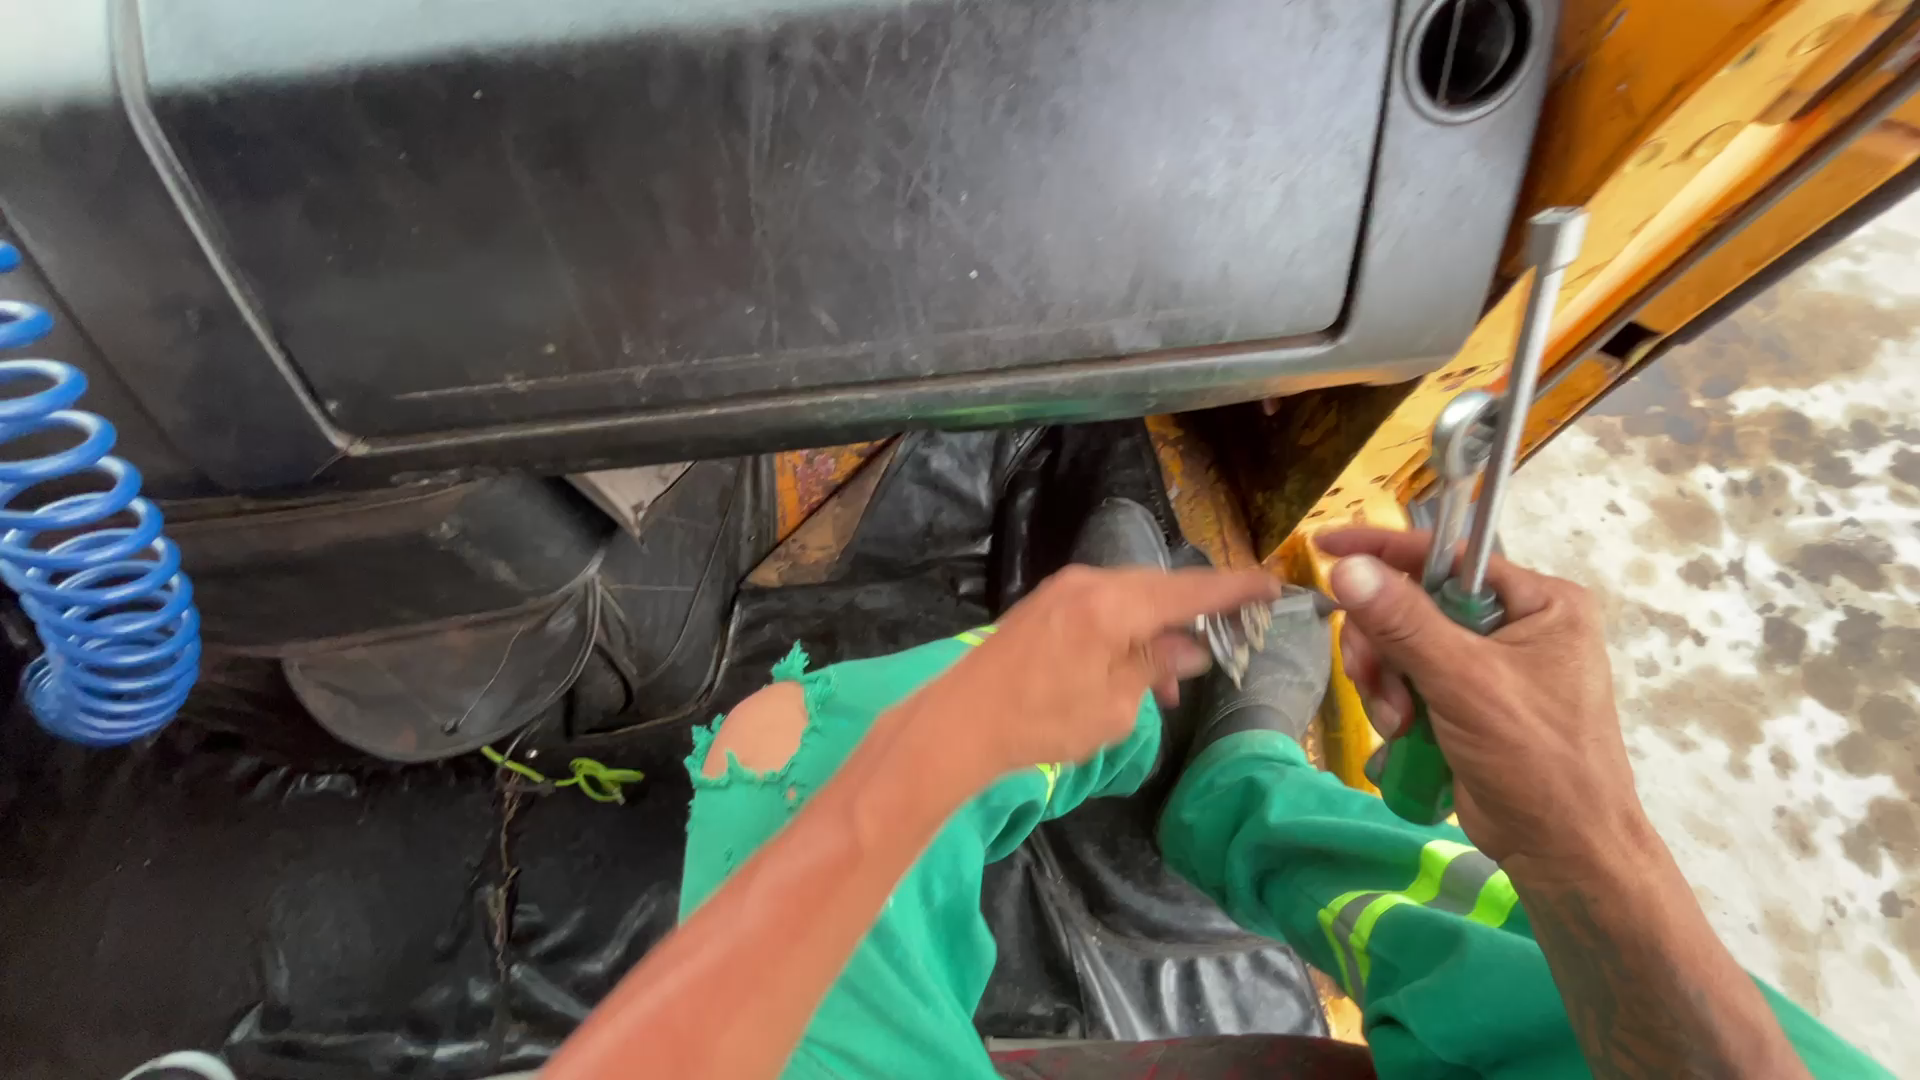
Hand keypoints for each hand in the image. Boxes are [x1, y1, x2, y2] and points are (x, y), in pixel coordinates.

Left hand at [906, 564, 1281, 781]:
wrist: (961, 720)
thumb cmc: (1041, 722)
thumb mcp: (1114, 707)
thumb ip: (1156, 668)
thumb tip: (1189, 648)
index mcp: (1113, 604)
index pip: (1191, 589)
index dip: (1236, 588)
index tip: (1273, 585)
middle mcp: (1089, 583)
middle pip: (1161, 588)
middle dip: (1196, 612)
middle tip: (1229, 635)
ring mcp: (1063, 590)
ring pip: (1131, 598)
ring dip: (1158, 628)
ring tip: (1176, 675)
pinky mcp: (1045, 604)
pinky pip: (1103, 607)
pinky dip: (1126, 630)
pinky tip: (1134, 667)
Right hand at [1316, 528, 1650, 873]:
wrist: (1560, 851)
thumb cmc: (1536, 760)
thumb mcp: (1465, 682)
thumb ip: (1403, 623)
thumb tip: (1344, 568)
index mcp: (1537, 602)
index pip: (1445, 556)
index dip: (1382, 549)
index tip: (1324, 544)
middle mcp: (1510, 622)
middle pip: (1408, 603)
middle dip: (1382, 645)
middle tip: (1373, 680)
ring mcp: (1482, 660)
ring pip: (1396, 641)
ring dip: (1382, 679)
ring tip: (1396, 720)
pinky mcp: (1459, 694)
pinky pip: (1400, 674)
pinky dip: (1389, 700)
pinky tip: (1401, 731)